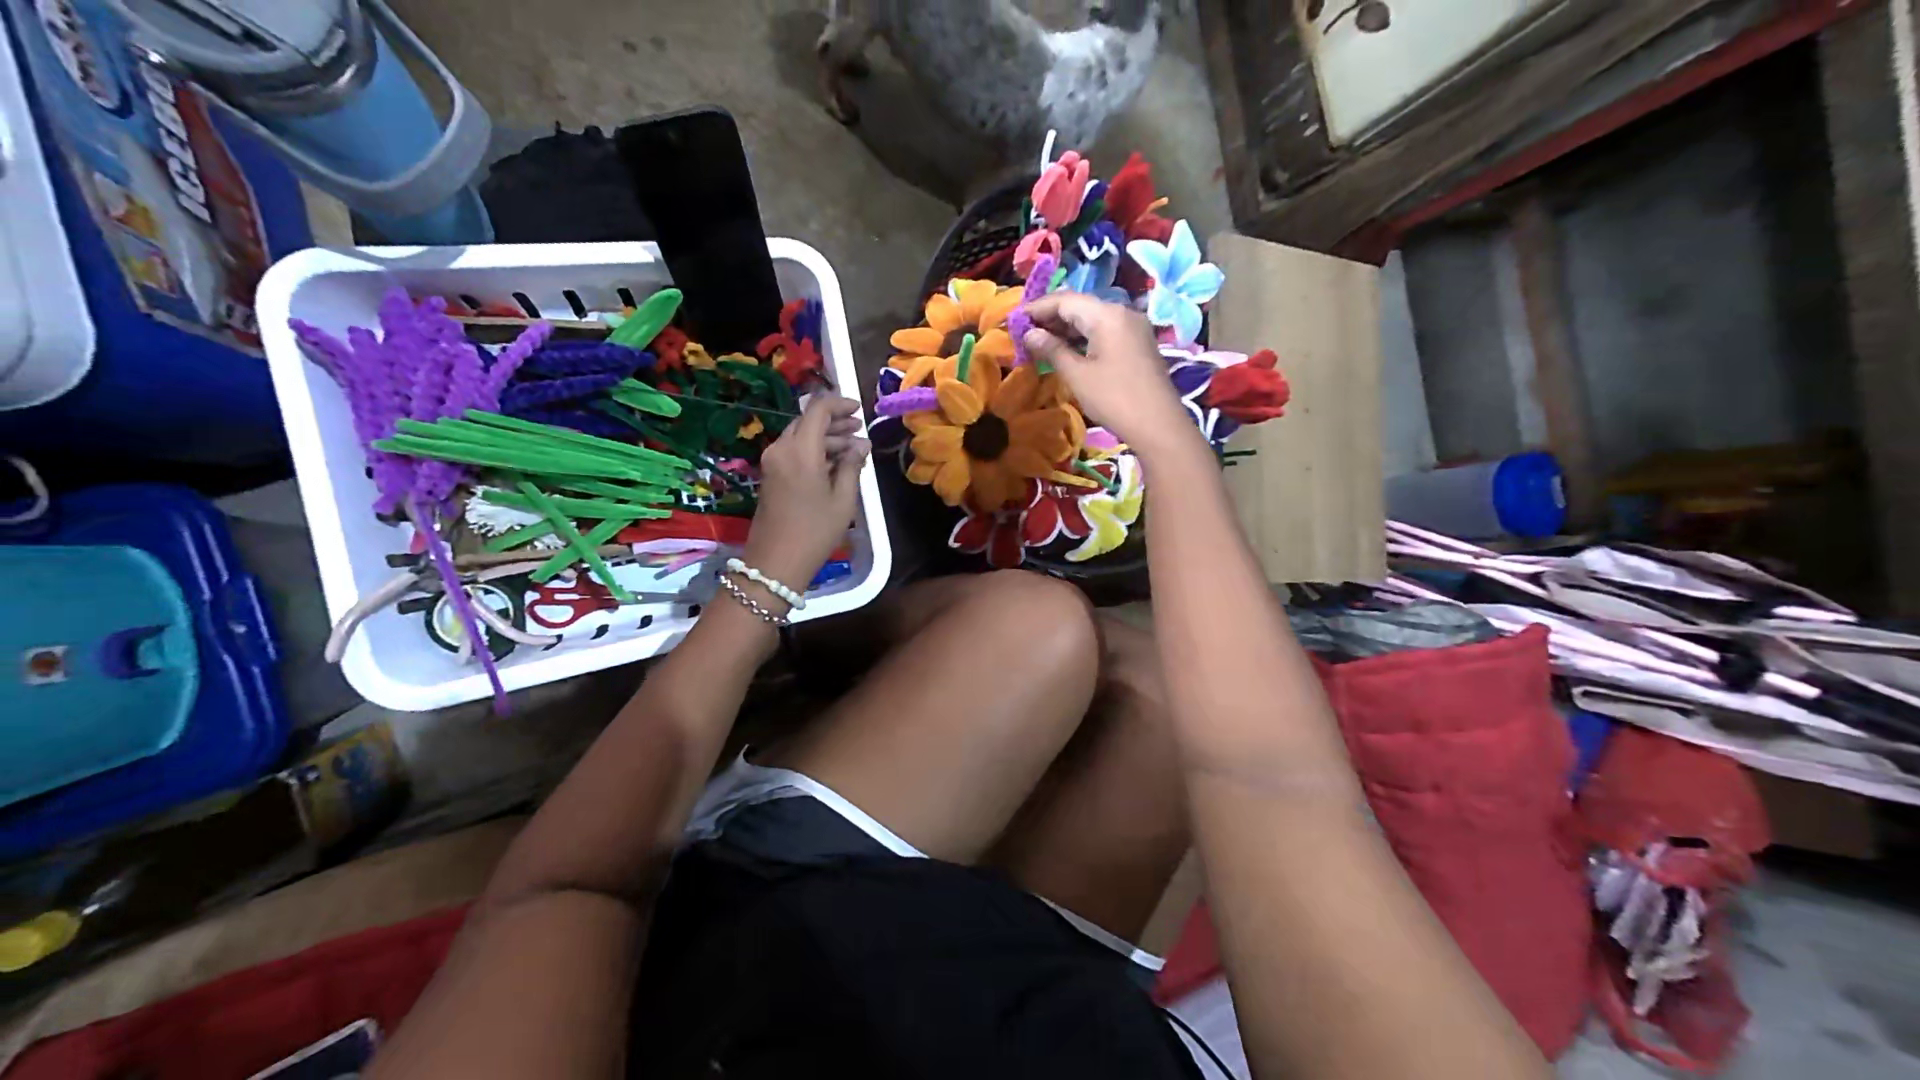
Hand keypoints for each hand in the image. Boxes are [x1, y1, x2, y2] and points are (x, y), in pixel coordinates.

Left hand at [742, 394, 869, 595]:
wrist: (775, 562)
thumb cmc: (815, 531)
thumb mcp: (843, 500)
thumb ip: (852, 466)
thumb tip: (861, 445)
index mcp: (800, 450)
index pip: (818, 409)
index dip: (839, 403)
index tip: (858, 409)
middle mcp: (782, 449)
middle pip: (807, 421)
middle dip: (834, 422)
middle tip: (858, 430)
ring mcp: (772, 462)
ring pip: (800, 436)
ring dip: (825, 437)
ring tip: (852, 450)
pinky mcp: (770, 475)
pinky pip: (793, 451)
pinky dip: (813, 450)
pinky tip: (833, 463)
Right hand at [1021, 293, 1202, 460]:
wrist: (1159, 426)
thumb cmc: (1114, 399)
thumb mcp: (1077, 375)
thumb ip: (1052, 350)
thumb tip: (1029, 334)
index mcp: (1107, 314)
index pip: (1064, 300)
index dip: (1036, 308)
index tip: (1013, 321)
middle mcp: (1122, 312)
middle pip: (1079, 306)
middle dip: (1050, 317)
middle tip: (1023, 333)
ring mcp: (1133, 327)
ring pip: (1092, 318)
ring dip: (1066, 328)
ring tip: (1040, 343)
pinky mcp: (1138, 343)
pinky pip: (1104, 331)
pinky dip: (1083, 337)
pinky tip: (1067, 351)